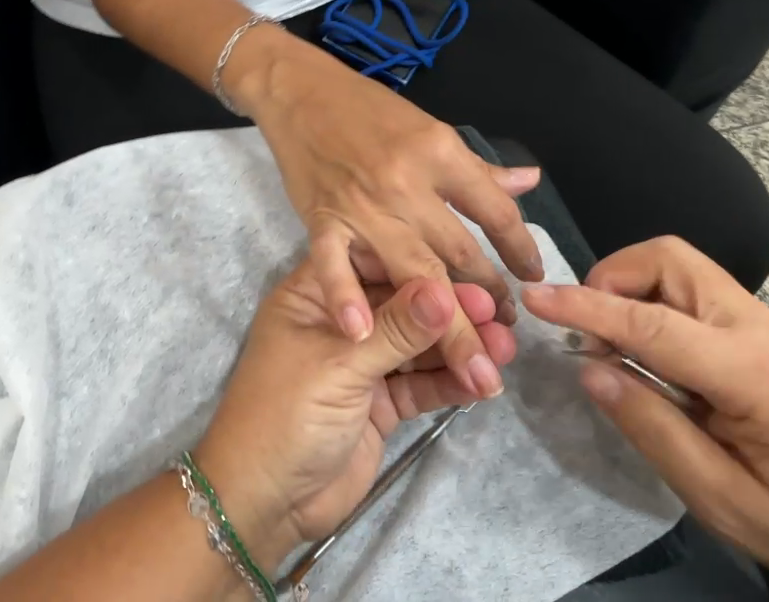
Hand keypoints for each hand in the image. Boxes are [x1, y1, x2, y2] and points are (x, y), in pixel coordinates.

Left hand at [193, 260, 518, 560]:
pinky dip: (449, 383)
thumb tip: (446, 290)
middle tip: (499, 314)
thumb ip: (396, 329)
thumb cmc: (286, 414)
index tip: (469, 271)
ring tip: (504, 350)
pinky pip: (419, 384)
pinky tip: (482, 383)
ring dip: (458, 349)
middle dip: (449, 312)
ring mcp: (360, 363)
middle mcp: (341, 322)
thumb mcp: (340, 365)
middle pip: (402, 306)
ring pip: (416, 347)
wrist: (264, 502)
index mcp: (314, 295)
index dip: (420, 266)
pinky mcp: (378, 402)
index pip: (373, 265)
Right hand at [229, 38, 543, 399]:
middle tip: (507, 339)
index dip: (520, 249)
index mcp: (439, 152)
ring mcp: (362, 204)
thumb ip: (478, 168)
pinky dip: (348, 297)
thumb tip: (529, 183)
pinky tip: (362, 333)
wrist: (299, 91)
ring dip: (447, 324)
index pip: (494, 211)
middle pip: (460, 253)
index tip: (533, 278)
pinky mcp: (321, 218)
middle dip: (490, 301)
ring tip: (473, 363)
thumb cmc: (367, 109)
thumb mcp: (428, 130)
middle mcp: (407, 182)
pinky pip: (336, 264)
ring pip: (413, 272)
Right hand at [520, 237, 768, 593]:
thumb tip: (591, 369)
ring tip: (611, 342)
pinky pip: (694, 290)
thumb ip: (651, 428)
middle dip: (612, 277)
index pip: (650, 322)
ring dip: (631, 287)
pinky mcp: (763, 330)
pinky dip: (653, 302)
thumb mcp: (720, 497)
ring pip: (680, 266)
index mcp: (753, 374)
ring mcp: (766, 323)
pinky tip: (647, 351)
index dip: (585, 307)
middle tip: (586, 331)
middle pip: (669, 259)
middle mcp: (760, 328)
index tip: (533, 297)